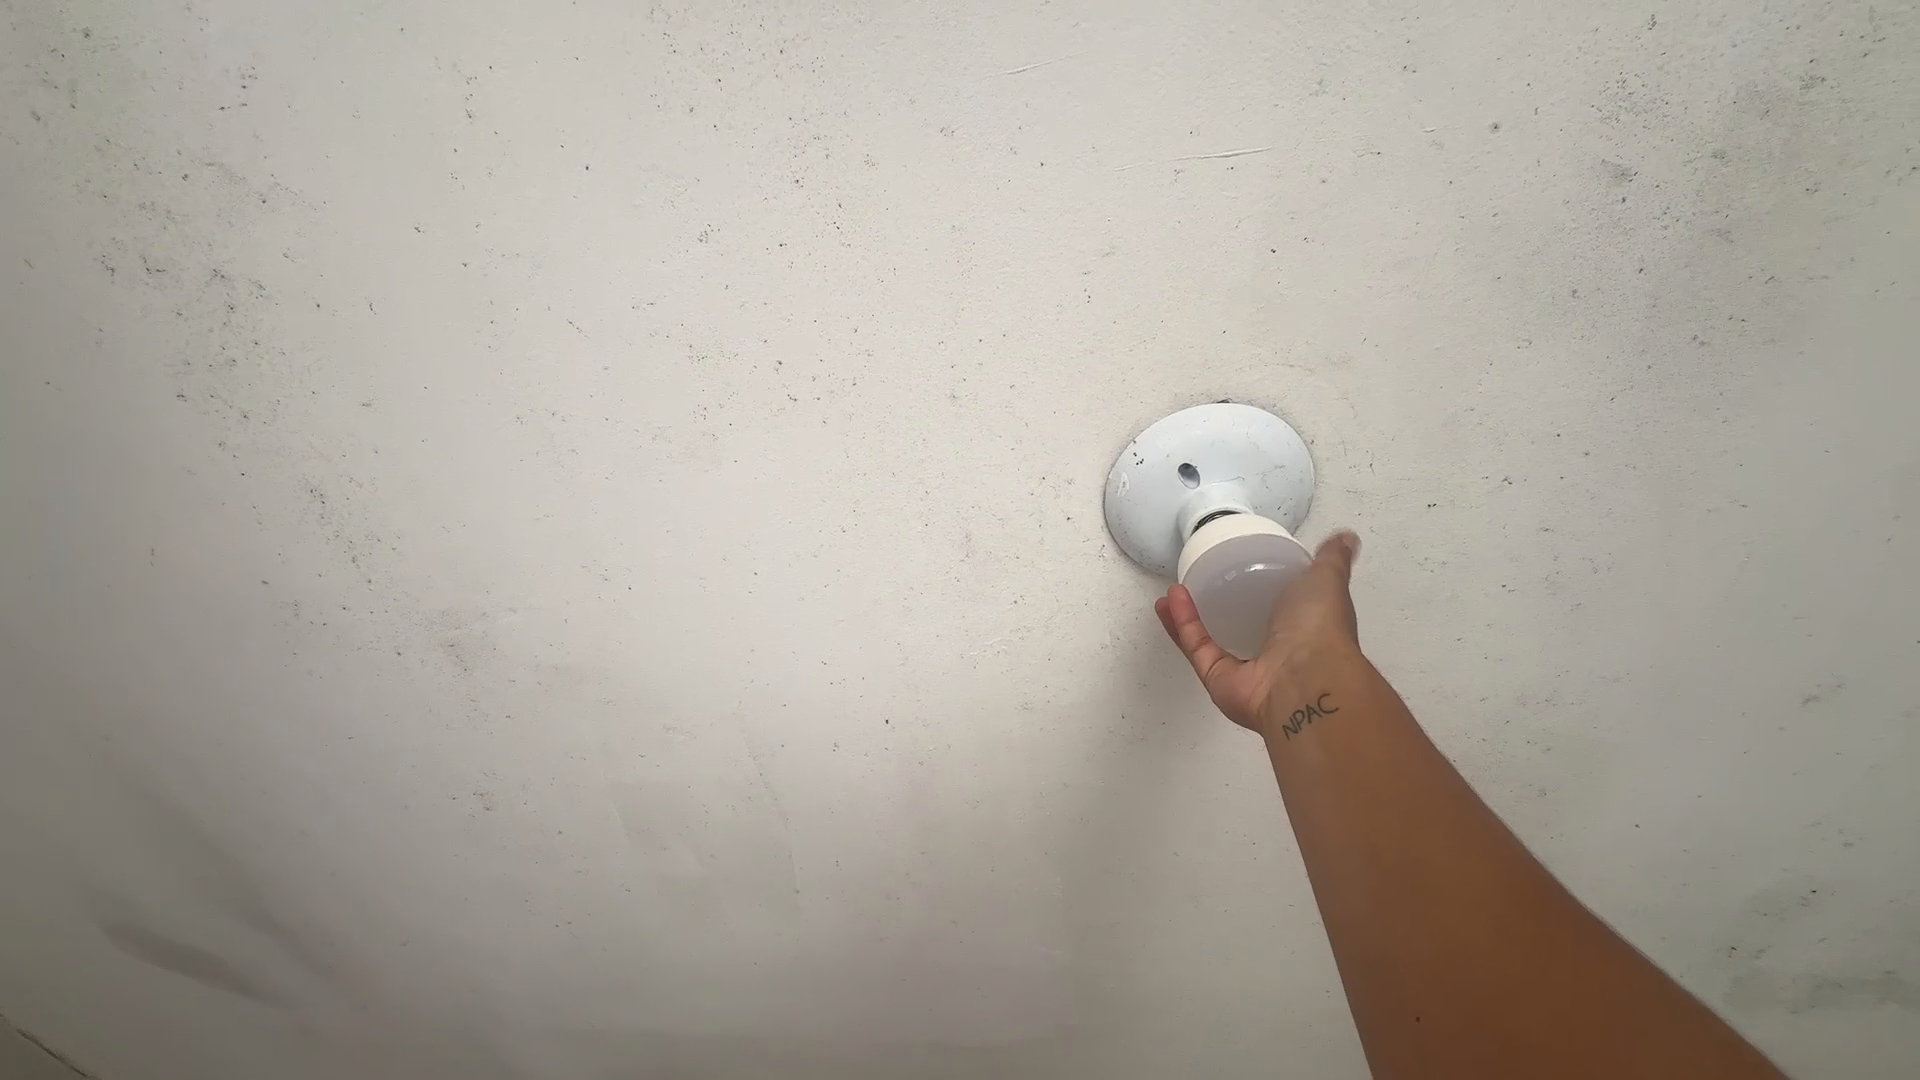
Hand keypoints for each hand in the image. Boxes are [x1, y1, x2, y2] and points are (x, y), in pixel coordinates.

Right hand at [1154, 530, 1361, 736]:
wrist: (1306, 679)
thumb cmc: (1319, 627)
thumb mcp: (1327, 580)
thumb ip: (1331, 559)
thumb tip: (1345, 536)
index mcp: (1303, 630)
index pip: (1280, 610)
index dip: (1260, 589)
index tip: (1241, 569)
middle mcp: (1275, 654)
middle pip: (1240, 628)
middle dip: (1217, 605)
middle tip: (1199, 580)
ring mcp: (1245, 670)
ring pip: (1211, 639)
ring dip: (1189, 614)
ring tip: (1174, 589)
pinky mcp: (1217, 679)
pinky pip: (1197, 647)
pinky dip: (1183, 622)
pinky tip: (1172, 597)